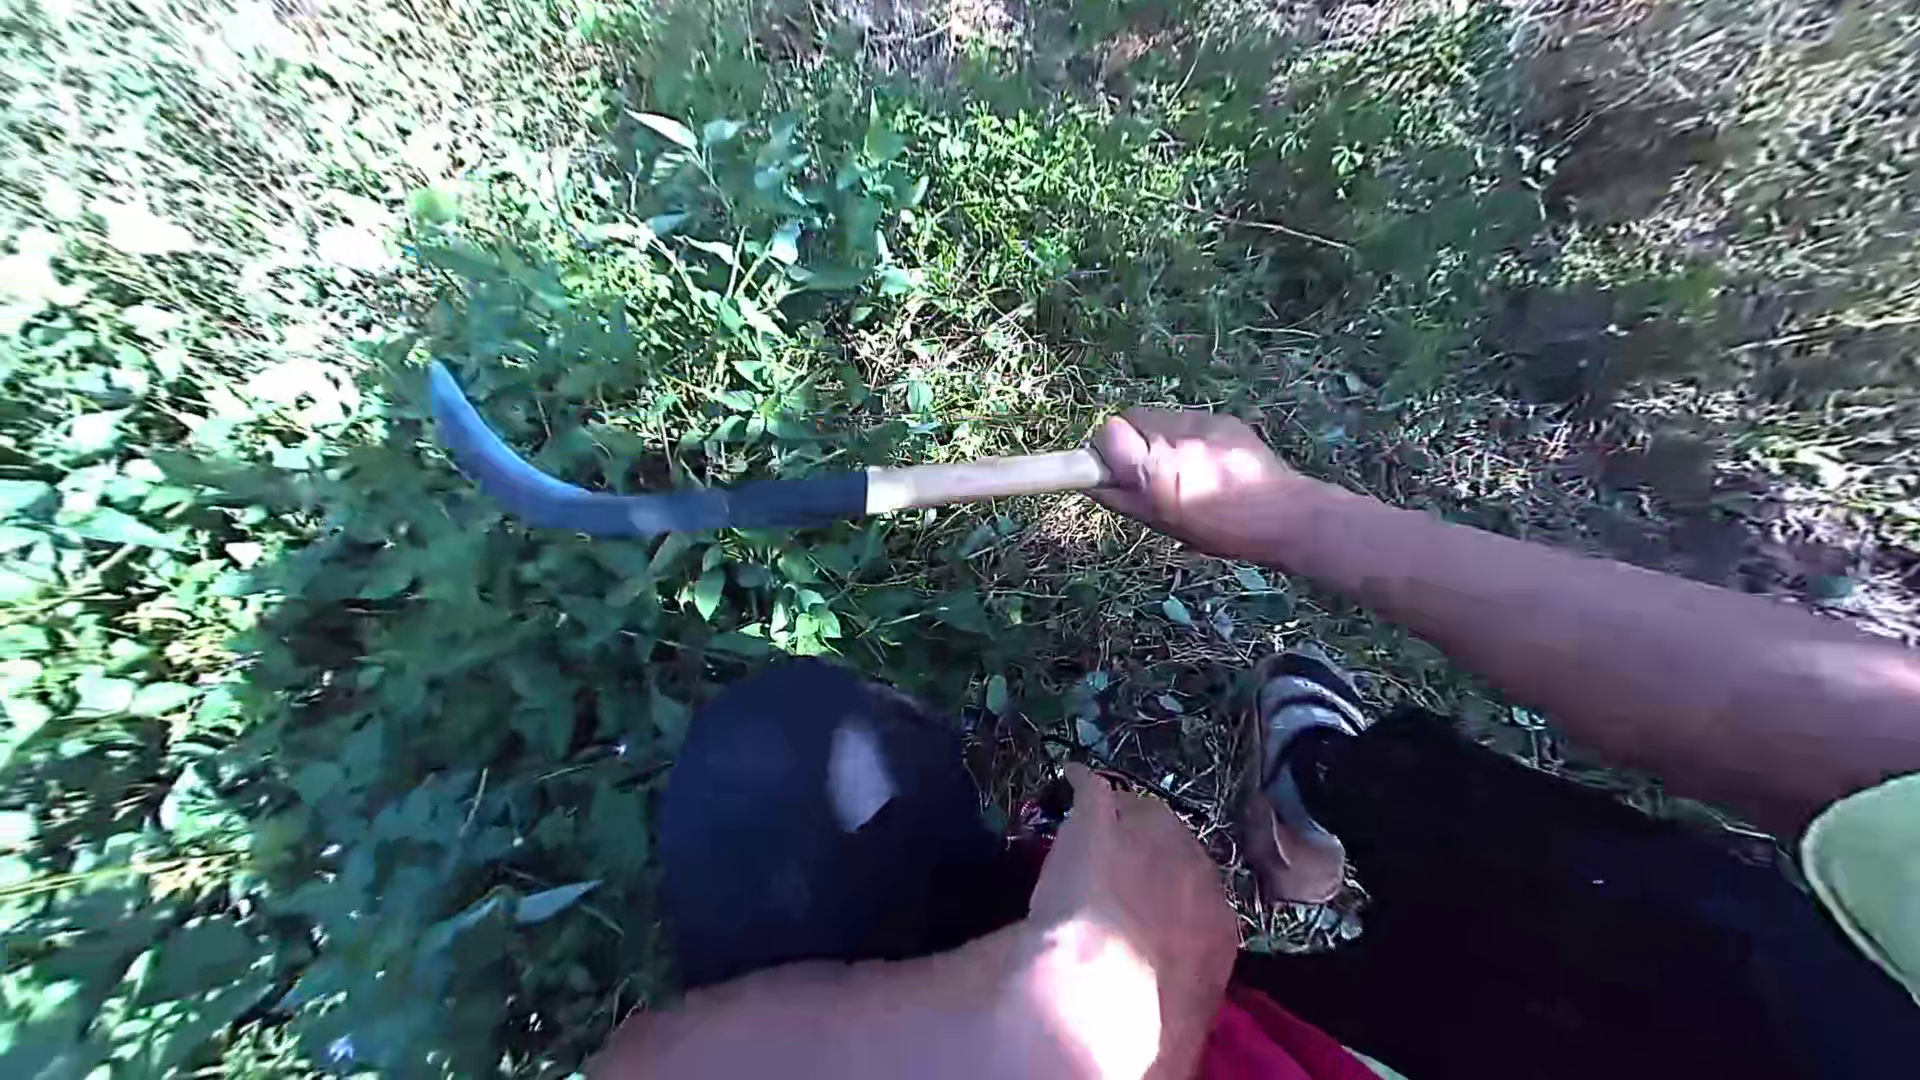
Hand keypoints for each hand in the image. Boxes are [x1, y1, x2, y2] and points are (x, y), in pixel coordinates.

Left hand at [1019, 765, 1236, 1079]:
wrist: (1100, 989)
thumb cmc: (1143, 1025)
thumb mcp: (1181, 1030)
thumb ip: (1183, 1004)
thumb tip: (1172, 1030)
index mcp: (1218, 924)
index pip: (1201, 889)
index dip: (1171, 887)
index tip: (1150, 894)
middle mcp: (1191, 868)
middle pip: (1175, 840)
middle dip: (1151, 847)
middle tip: (1120, 857)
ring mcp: (1145, 835)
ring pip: (1138, 809)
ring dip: (1121, 814)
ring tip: (1099, 816)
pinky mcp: (1097, 818)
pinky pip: (1094, 788)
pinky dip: (1082, 784)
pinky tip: (1071, 777)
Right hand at [1090, 407, 1313, 562]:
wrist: (1284, 514)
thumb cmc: (1218, 529)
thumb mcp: (1160, 523)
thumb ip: (1119, 498)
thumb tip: (1088, 482)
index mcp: (1156, 466)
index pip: (1109, 431)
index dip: (1107, 448)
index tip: (1114, 467)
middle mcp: (1175, 436)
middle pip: (1130, 417)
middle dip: (1130, 439)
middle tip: (1146, 469)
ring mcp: (1201, 422)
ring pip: (1158, 416)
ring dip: (1157, 436)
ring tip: (1180, 466)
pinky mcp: (1222, 417)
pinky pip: (1187, 420)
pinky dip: (1185, 435)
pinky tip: (1205, 460)